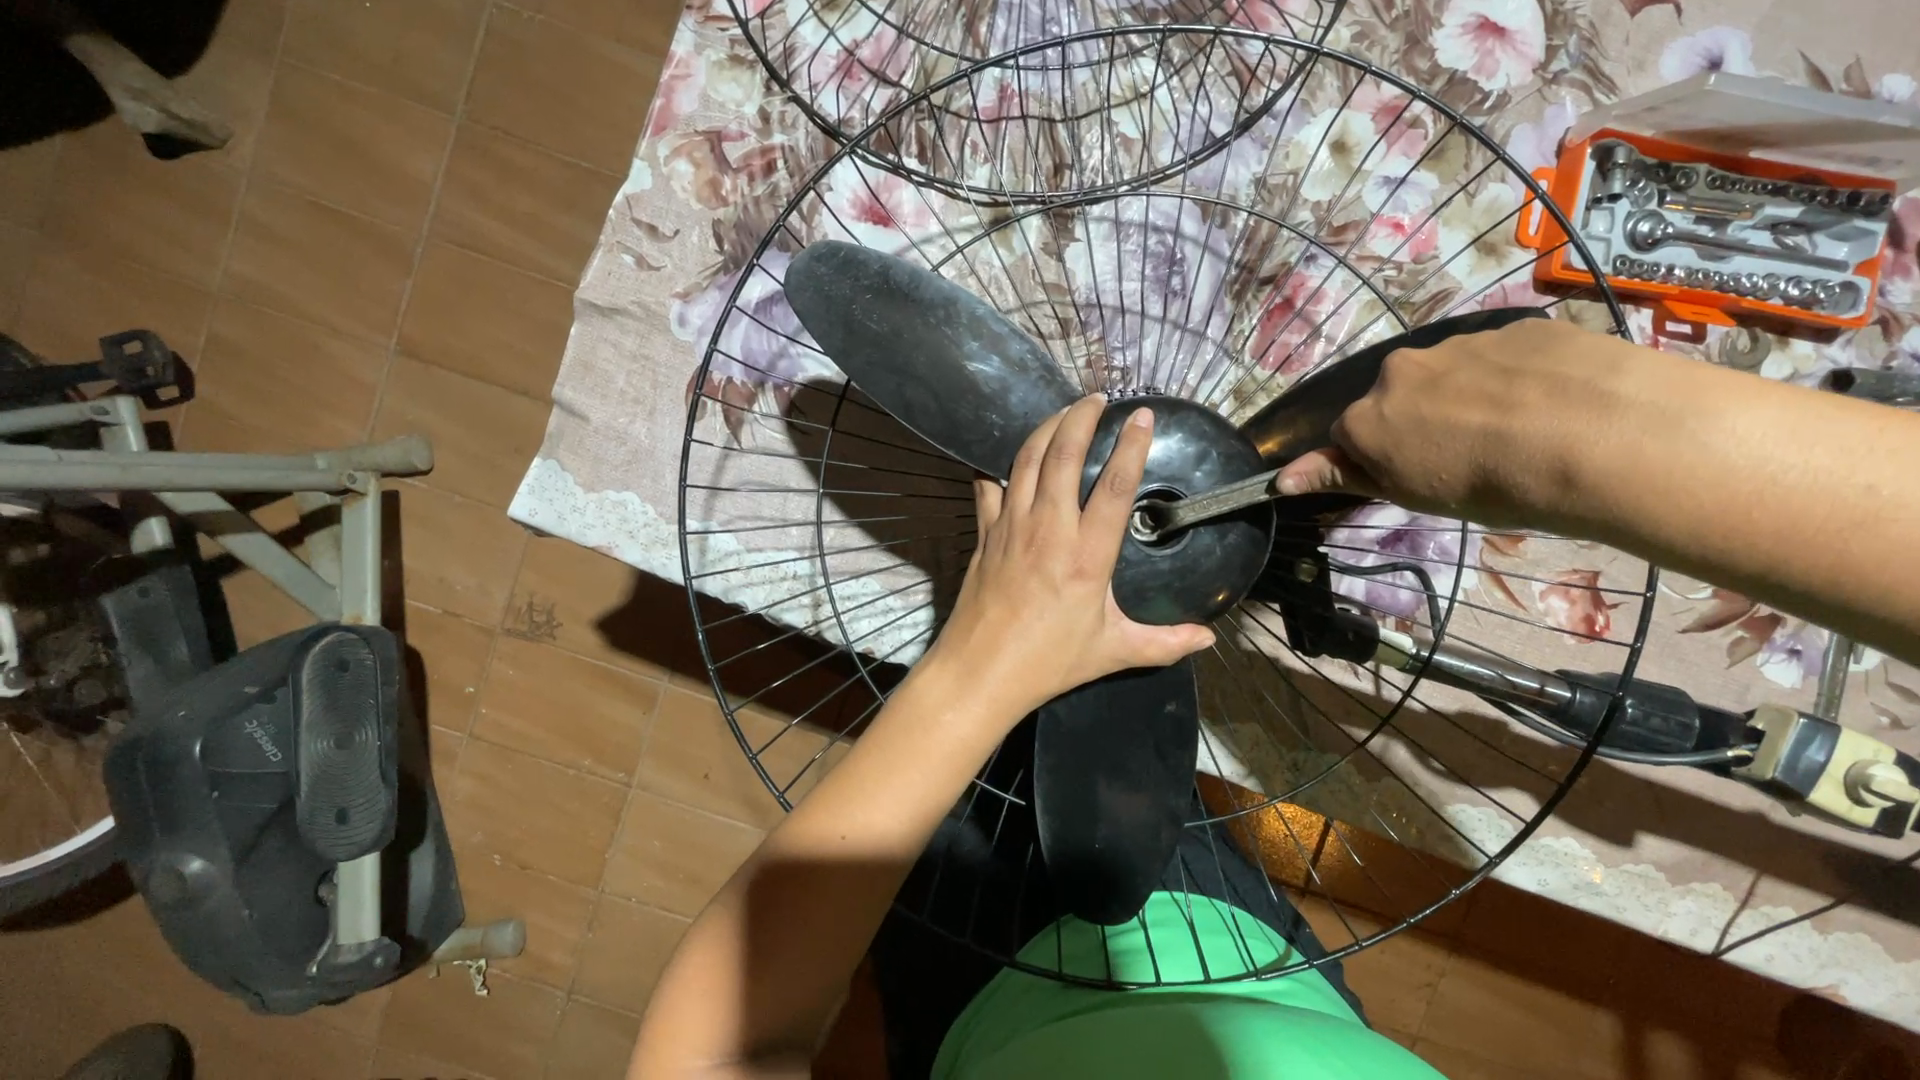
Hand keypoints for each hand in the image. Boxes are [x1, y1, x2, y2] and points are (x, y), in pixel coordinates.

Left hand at [923, 395, 1215, 718]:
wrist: (981, 671)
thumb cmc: (1049, 662)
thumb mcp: (1113, 652)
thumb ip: (1165, 643)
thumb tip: (1208, 640)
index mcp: (1087, 556)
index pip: (1116, 486)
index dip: (1132, 446)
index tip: (1143, 415)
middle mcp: (1049, 530)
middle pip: (1064, 455)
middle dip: (1081, 417)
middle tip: (1097, 398)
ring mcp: (1011, 527)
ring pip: (1026, 461)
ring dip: (1046, 429)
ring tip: (1063, 412)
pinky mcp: (985, 534)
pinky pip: (989, 486)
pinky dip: (998, 465)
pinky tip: (1007, 457)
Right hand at [1272, 318, 1655, 529]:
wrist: (1600, 436)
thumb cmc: (1491, 485)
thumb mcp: (1410, 493)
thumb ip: (1345, 476)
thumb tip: (1280, 479)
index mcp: (1368, 415)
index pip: (1350, 434)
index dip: (1382, 457)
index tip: (1417, 476)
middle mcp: (1401, 370)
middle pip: (1398, 396)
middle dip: (1421, 419)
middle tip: (1468, 456)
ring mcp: (1460, 343)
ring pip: (1451, 373)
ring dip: (1469, 396)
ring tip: (1520, 430)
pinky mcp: (1516, 325)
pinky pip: (1502, 354)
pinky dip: (1515, 376)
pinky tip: (1551, 402)